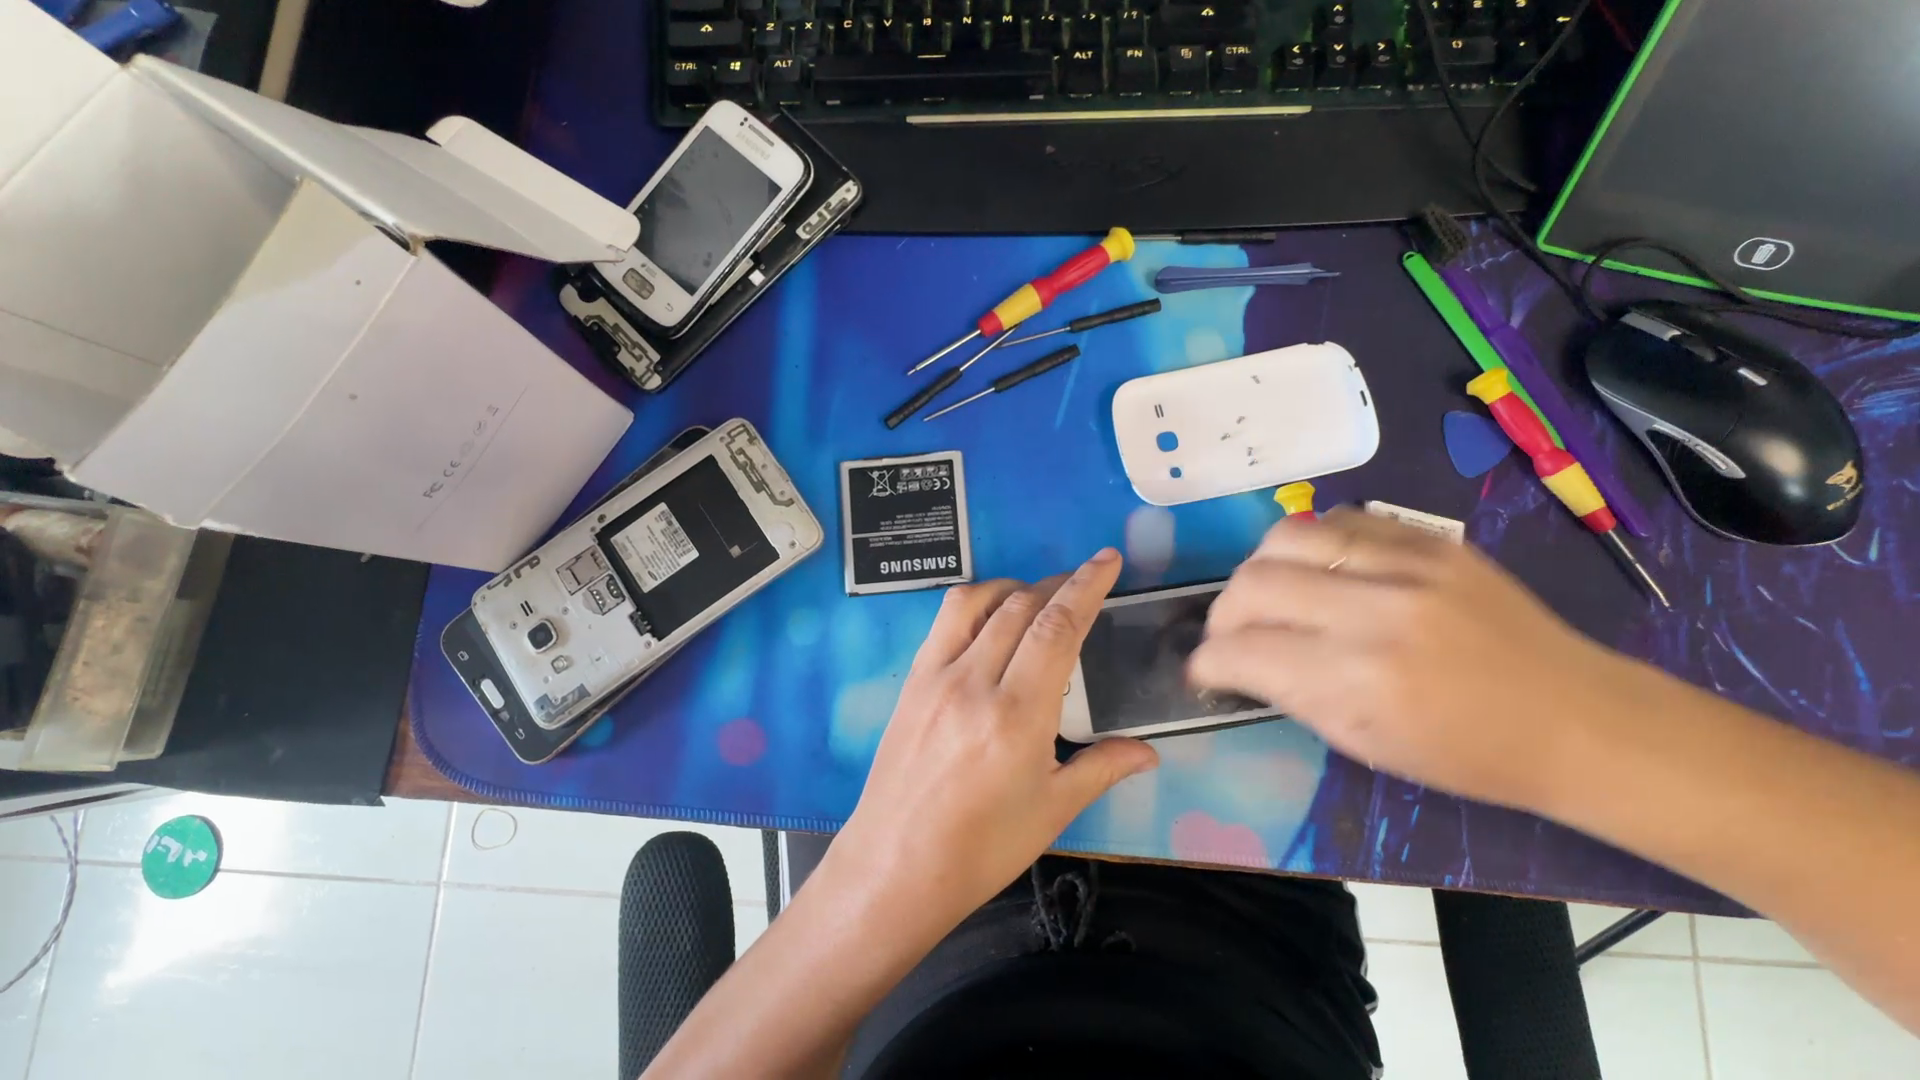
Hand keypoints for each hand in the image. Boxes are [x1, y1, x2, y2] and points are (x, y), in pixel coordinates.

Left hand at [826, 549, 1159, 933]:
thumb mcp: (1052, 810)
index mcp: (1018, 714)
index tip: (1107, 560)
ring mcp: (936, 677)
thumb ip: (1101, 767)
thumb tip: (1149, 751)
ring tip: (1037, 598)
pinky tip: (988, 621)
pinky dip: (974, 606)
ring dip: (1013, 588)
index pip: (1058, 627)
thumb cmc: (982, 848)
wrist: (896, 867)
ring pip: (977, 603)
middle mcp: (975, 682)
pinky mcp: (911, 683)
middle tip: (1083, 583)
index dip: (1087, 586)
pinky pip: (943, 624)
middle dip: (1058, 585)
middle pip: (1021, 607)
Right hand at [1187, 509, 1642, 810]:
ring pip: (1285, 536)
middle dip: (1223, 614)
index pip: (1242, 651)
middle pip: (1252, 583)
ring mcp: (1406, 564)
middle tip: (1231, 636)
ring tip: (1267, 596)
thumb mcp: (1365, 744)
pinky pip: (1339, 519)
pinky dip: (1309, 543)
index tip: (1205, 670)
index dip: (1207, 661)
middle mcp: (1374, 610)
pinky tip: (1315, 569)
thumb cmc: (1468, 755)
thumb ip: (1294, 693)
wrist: (1577, 718)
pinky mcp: (1431, 540)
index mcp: (1357, 680)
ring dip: (1258, 569)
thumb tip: (1240, 662)